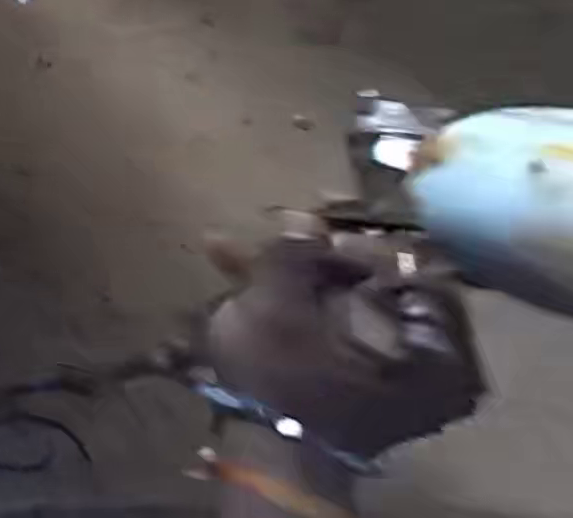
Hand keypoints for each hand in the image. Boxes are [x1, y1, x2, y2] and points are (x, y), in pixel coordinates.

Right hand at [202, 232, 484, 457]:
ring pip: (335, 309)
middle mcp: (429, 372)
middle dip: (302, 260)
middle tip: (262, 235)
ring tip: (225, 252)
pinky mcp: (349, 385)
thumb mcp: (277, 304)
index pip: (413, 279)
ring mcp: (389, 383)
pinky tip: (237, 283)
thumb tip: (305, 218)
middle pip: (369, 293)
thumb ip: (292, 257)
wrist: (264, 445)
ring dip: (281, 278)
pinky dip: (283, 305)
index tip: (304, 225)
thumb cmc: (281, 373)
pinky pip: (322, 330)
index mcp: (438, 359)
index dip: (356, 247)